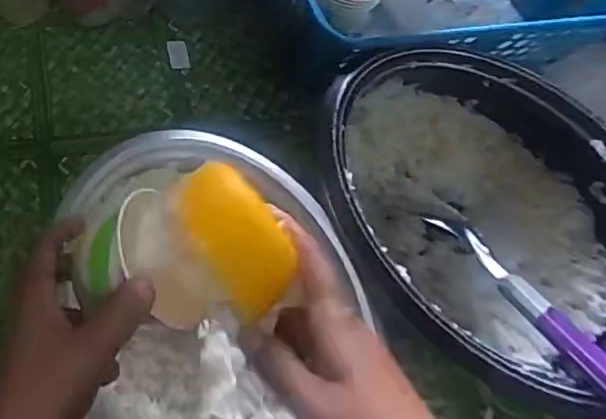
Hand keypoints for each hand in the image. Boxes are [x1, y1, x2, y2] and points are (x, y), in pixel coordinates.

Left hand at [0, 220, 155, 418]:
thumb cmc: (48, 382)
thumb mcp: (90, 349)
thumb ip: (118, 316)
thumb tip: (145, 281)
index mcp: (34, 295)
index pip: (44, 247)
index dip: (63, 230)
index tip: (86, 223)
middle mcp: (28, 311)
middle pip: (51, 277)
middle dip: (78, 269)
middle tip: (104, 264)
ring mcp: (29, 341)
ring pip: (58, 312)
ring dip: (85, 310)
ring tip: (116, 316)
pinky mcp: (35, 368)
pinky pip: (61, 342)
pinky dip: (83, 343)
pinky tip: (108, 365)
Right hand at [241, 217, 432, 418]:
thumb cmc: (366, 418)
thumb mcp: (314, 401)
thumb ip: (278, 365)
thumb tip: (244, 329)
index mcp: (336, 318)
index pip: (313, 258)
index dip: (292, 230)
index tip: (266, 208)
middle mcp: (347, 322)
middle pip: (306, 288)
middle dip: (275, 279)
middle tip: (240, 272)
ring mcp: (358, 345)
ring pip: (312, 318)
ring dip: (283, 316)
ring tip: (250, 319)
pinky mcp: (363, 367)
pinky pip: (321, 340)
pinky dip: (297, 340)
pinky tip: (281, 358)